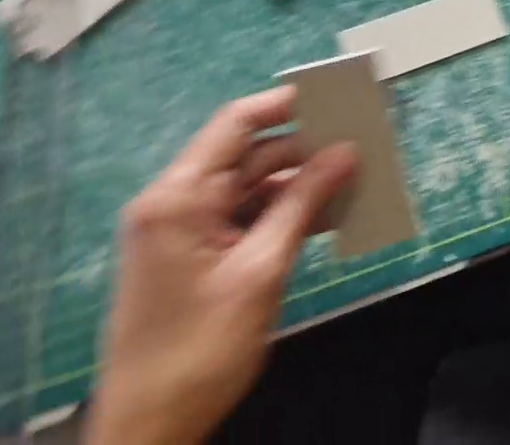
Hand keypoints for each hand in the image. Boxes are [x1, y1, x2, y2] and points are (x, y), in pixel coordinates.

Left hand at [86, 87, 357, 444]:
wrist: (149, 429)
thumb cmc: (201, 349)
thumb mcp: (261, 270)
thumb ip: (302, 202)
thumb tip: (345, 151)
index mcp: (177, 197)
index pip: (235, 124)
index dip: (285, 104)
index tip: (335, 98)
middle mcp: (175, 203)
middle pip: (247, 155)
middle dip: (303, 150)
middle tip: (359, 146)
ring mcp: (183, 230)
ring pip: (251, 186)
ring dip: (298, 185)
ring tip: (353, 180)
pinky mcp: (195, 254)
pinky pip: (245, 216)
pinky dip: (282, 213)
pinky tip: (325, 215)